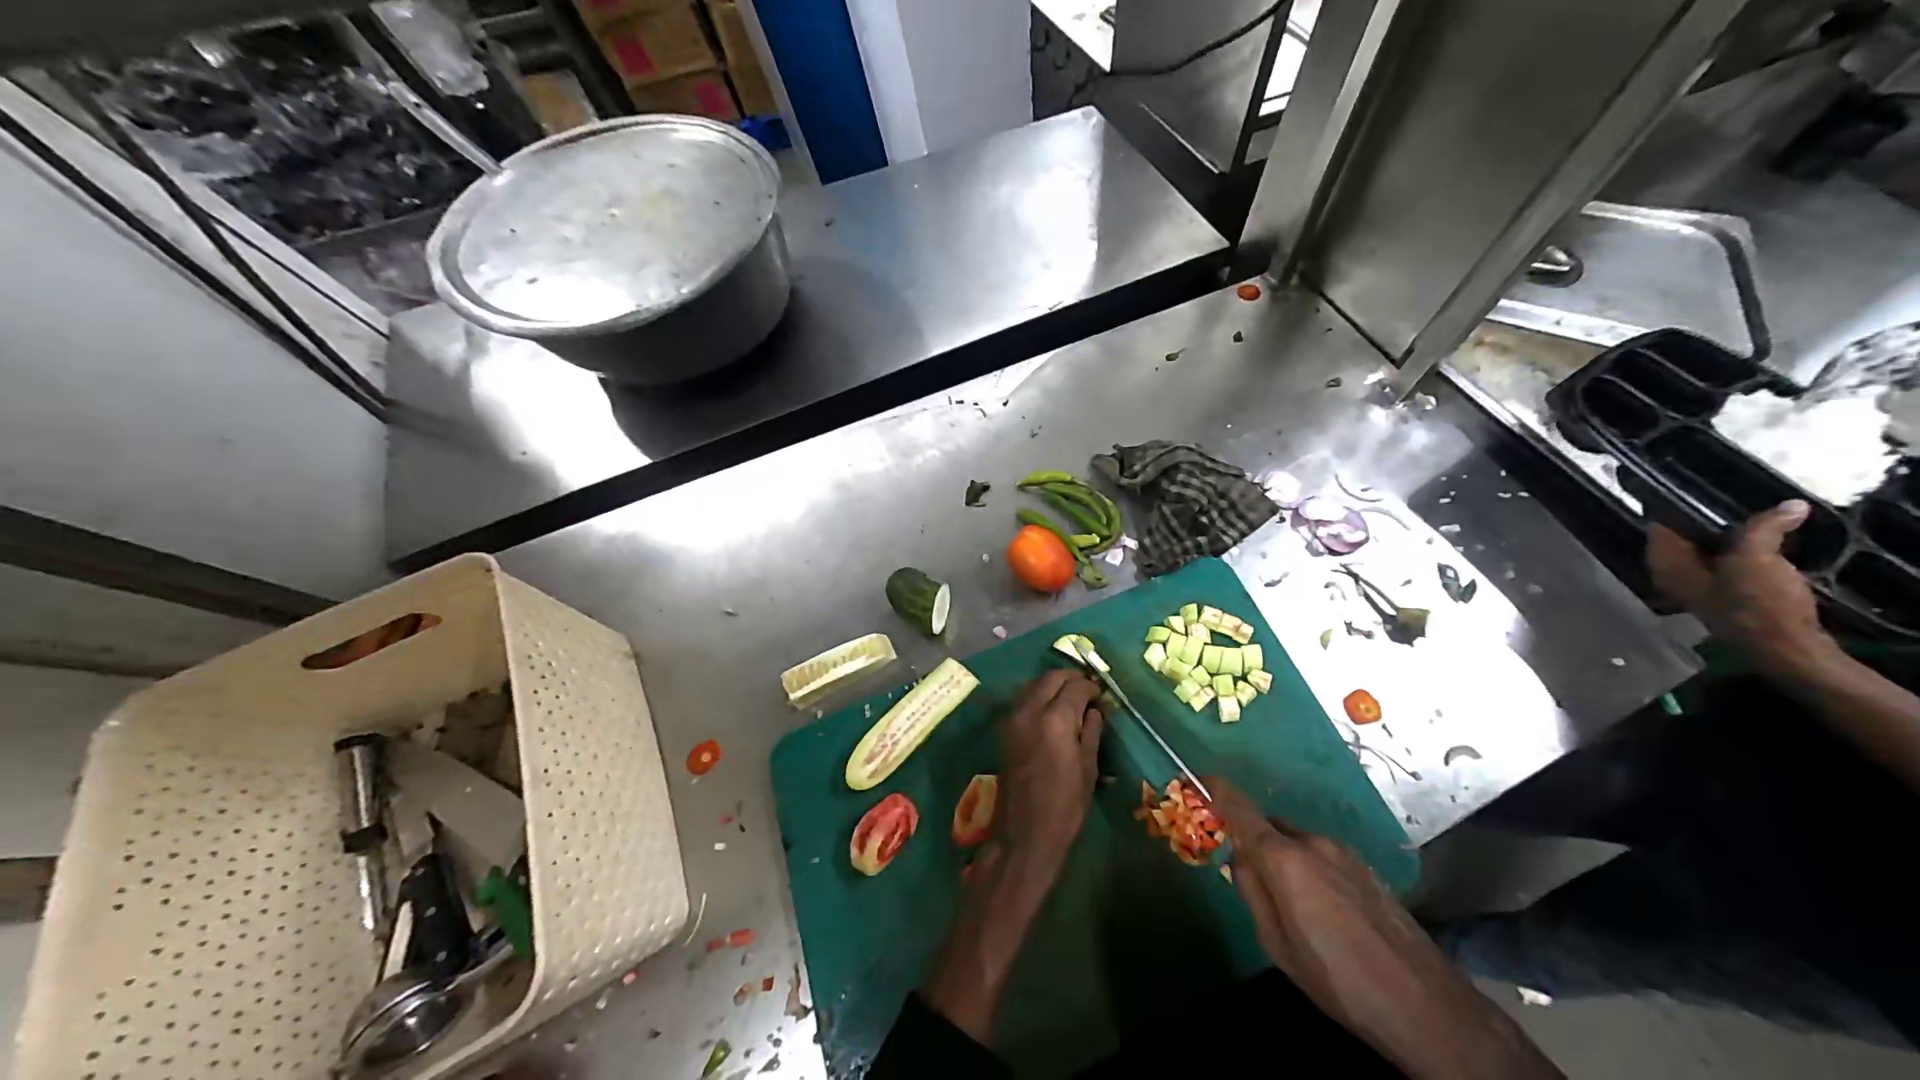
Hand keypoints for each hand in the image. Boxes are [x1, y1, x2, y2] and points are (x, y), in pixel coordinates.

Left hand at [996, 670, 1104, 869]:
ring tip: (1071, 699)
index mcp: (1055, 719)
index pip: (1075, 686)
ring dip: (1052, 685)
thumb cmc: (1065, 805)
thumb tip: (1095, 710)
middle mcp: (1029, 710)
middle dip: (1071, 679)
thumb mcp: (1088, 767)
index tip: (1101, 695)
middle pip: (1051, 678)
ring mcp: (1012, 717)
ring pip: (1034, 685)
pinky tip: (1052, 711)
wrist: (1025, 832)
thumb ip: (1091, 731)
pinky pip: (1023, 699)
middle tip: (1088, 691)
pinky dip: (1038, 696)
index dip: (1091, 687)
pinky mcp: (1004, 728)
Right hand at [1210, 780, 1560, 1079]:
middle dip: (1253, 842)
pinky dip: (1307, 868)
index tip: (1198, 779)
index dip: (1216, 790)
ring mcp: (1344, 852)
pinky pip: (1320, 855)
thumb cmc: (1339, 979)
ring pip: (1296, 842)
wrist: (1427, 1006)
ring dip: (1283, 859)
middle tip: (1248, 877)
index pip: (1240, 809)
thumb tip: (1241, 859)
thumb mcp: (1276, 943)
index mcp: (1285, 858)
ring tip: (1290, 905)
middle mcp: (1313, 842)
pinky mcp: (1366, 868)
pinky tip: (1321, 910)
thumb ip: (1251, 891)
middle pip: (1269, 827)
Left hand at [1646, 500, 1834, 671]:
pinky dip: (1739, 548)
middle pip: (1682, 535)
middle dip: (1703, 516)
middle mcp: (1671, 574)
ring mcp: (1697, 585)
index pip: (1659, 525)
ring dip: (1726, 532)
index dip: (1674, 504)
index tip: (1691, 484)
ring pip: (1705, 548)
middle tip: (1726, 491)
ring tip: (1749, 508)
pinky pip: (1725, 561)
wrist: (1788, 647)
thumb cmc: (1758, 602)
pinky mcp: (1724, 593)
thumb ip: (1764, 528)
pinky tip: (1762, 536)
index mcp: (1665, 564)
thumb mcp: (1755, 558)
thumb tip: (1790, 505)